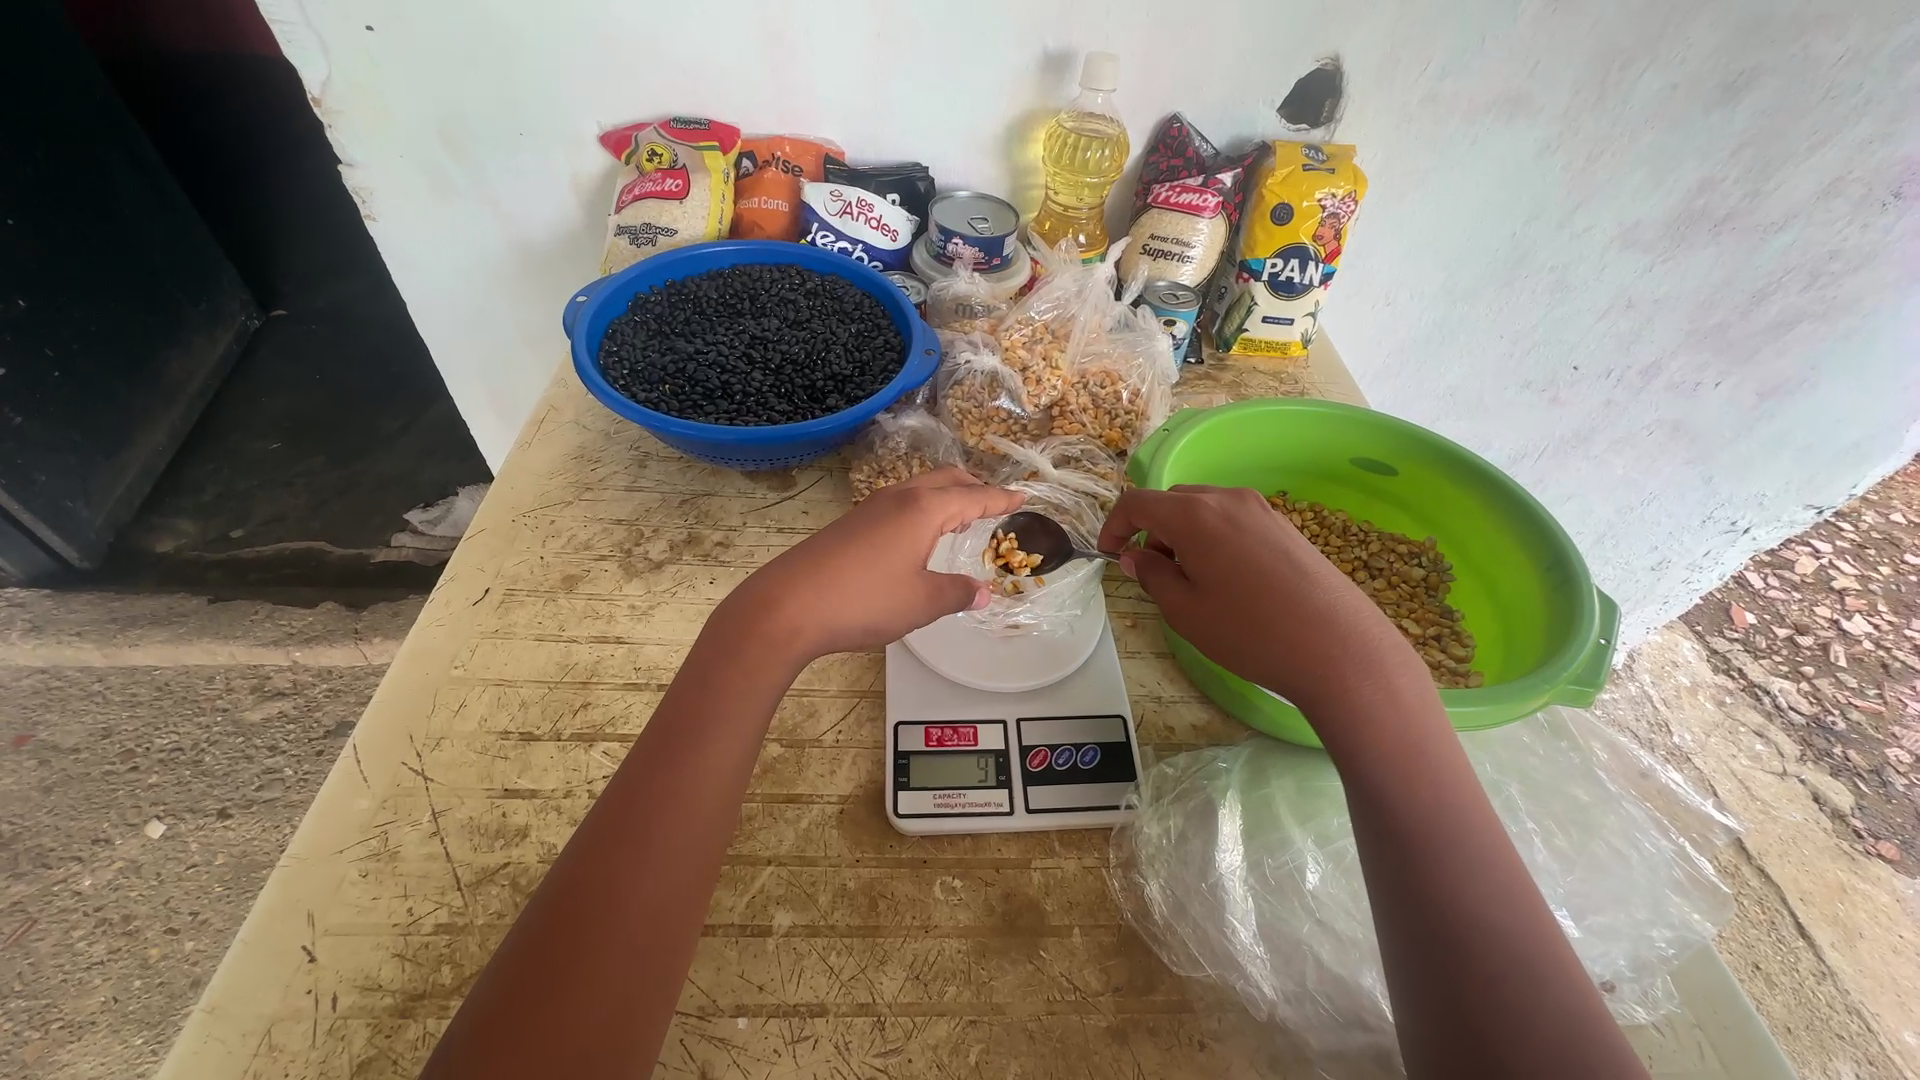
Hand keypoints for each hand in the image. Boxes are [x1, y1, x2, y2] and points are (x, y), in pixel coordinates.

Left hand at [720, 468, 1024, 661]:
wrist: (787, 606)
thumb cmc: (863, 600)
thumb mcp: (921, 603)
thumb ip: (956, 593)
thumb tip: (982, 592)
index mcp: (923, 510)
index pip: (973, 497)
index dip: (1000, 498)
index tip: (1022, 495)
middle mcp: (897, 498)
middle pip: (944, 480)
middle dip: (973, 487)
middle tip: (992, 501)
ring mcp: (869, 509)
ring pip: (918, 490)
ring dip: (944, 498)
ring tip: (959, 518)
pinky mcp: (849, 525)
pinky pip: (897, 505)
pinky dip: (920, 510)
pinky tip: (916, 537)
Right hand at [1098, 485, 1428, 712]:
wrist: (1339, 647)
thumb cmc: (1250, 632)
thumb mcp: (1184, 611)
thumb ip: (1152, 575)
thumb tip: (1136, 555)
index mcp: (1193, 515)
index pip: (1137, 502)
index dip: (1114, 526)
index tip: (1109, 555)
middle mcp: (1226, 500)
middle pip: (1171, 501)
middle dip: (1151, 530)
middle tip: (1152, 573)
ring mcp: (1261, 510)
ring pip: (1204, 509)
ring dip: (1183, 534)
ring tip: (1191, 580)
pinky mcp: (1285, 526)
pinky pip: (1233, 520)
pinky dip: (1214, 538)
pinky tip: (1228, 580)